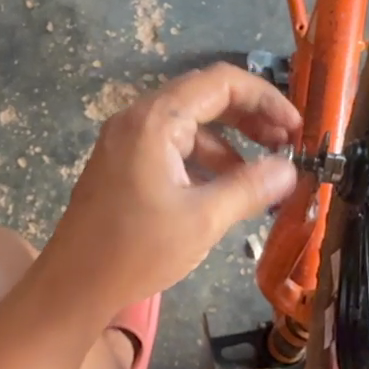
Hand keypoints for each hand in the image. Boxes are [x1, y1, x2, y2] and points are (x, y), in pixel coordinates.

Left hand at [38, 63, 301, 316]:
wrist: (72, 286)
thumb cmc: (136, 251)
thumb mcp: (202, 220)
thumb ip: (250, 188)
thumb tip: (291, 170)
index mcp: (155, 121)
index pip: (221, 82)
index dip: (266, 99)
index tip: (297, 128)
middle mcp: (136, 120)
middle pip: (204, 99)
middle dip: (250, 119)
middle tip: (287, 146)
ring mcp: (124, 143)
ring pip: (188, 127)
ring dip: (229, 144)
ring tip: (263, 174)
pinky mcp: (120, 166)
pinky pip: (170, 149)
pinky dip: (202, 161)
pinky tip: (226, 189)